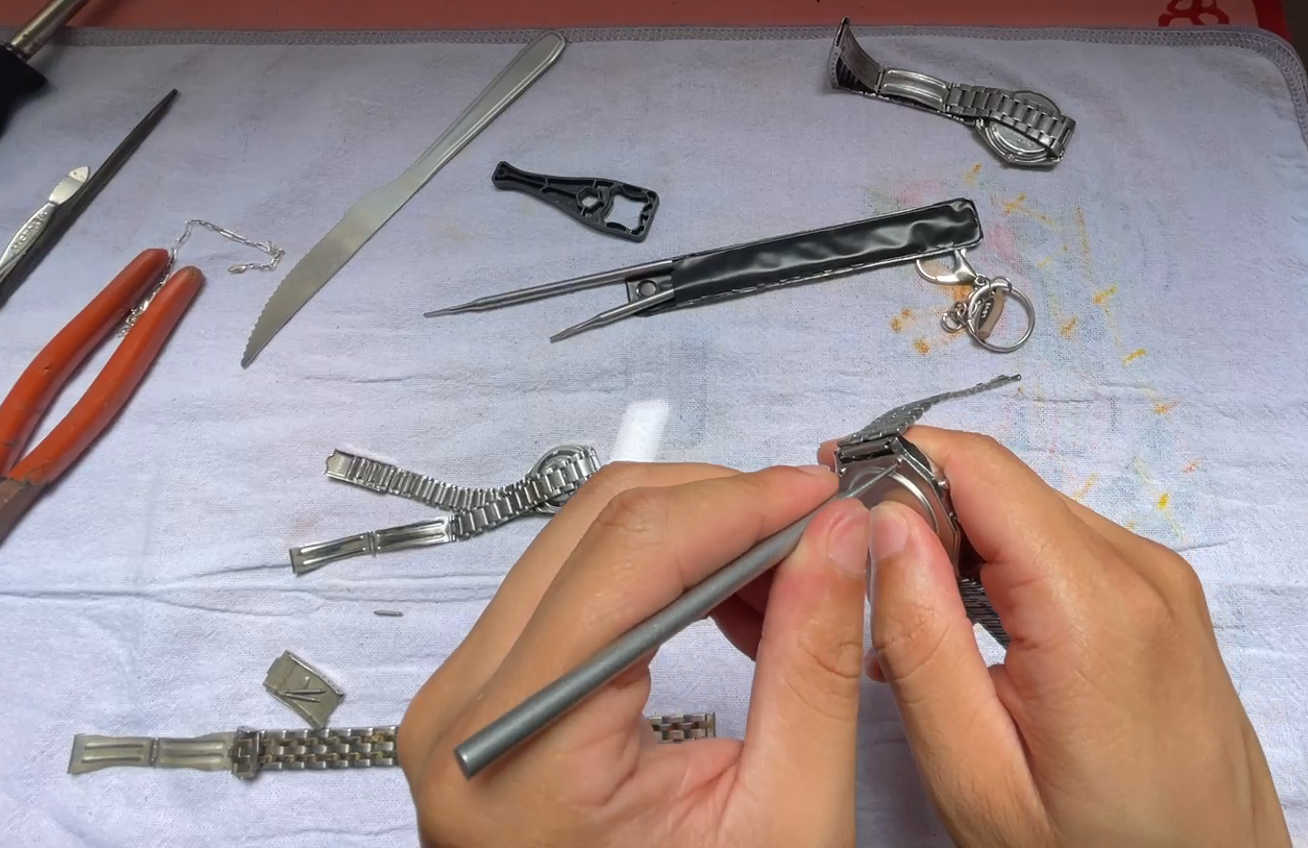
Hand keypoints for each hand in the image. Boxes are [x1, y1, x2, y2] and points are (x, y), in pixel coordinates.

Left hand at [398, 461, 871, 847]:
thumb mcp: (782, 823)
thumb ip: (813, 664)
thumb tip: (841, 532)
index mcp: (520, 749)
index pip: (636, 550)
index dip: (742, 501)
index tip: (823, 494)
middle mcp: (467, 701)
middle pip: (608, 520)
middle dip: (728, 506)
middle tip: (815, 532)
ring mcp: (470, 684)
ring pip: (599, 529)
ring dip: (705, 529)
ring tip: (785, 578)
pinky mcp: (495, 677)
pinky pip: (590, 567)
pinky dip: (676, 561)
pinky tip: (735, 601)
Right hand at [840, 428, 1290, 846]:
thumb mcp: (975, 774)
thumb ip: (920, 638)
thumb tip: (886, 520)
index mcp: (1094, 605)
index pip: (980, 467)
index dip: (900, 457)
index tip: (838, 481)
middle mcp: (1139, 567)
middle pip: (1001, 483)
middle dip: (920, 500)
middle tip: (861, 563)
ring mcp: (1159, 577)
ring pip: (1025, 509)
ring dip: (958, 534)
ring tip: (911, 606)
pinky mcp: (1161, 595)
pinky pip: (1059, 541)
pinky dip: (1000, 558)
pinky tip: (970, 617)